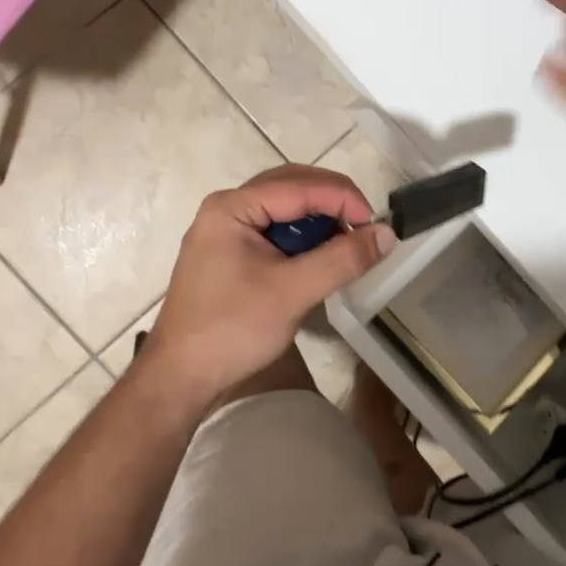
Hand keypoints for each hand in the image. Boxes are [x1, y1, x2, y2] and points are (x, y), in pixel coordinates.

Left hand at [145, 165, 396, 399]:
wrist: (178, 380)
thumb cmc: (231, 330)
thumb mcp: (293, 293)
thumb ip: (342, 259)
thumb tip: (387, 234)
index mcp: (232, 207)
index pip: (300, 185)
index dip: (343, 198)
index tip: (376, 224)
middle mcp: (226, 207)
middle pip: (292, 185)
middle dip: (332, 202)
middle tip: (364, 228)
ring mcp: (225, 229)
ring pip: (284, 205)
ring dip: (319, 218)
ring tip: (346, 242)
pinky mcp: (228, 251)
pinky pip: (274, 226)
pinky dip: (302, 235)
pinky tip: (319, 256)